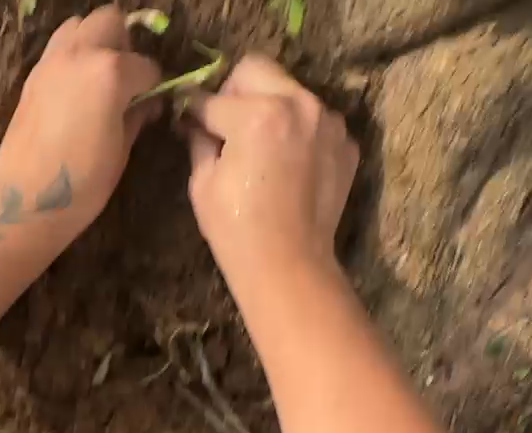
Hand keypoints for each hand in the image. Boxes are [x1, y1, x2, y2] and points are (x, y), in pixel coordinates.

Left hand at [0, 5, 161, 234]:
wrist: (24, 206)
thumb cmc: (81, 187)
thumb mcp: (120, 153)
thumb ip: (136, 117)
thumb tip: (148, 103)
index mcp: (111, 72)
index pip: (146, 66)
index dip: (154, 86)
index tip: (153, 104)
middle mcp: (79, 55)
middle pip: (109, 23)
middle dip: (123, 46)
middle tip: (125, 80)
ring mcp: (50, 63)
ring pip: (78, 27)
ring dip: (93, 43)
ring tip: (98, 80)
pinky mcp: (31, 80)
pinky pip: (56, 50)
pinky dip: (71, 59)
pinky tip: (75, 93)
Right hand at [186, 57, 357, 283]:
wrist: (287, 265)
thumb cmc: (235, 231)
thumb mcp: (202, 186)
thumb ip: (199, 143)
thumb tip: (196, 125)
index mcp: (257, 115)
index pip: (213, 99)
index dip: (193, 112)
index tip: (187, 122)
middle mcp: (298, 104)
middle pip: (255, 70)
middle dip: (234, 93)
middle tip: (224, 127)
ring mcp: (328, 122)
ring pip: (289, 91)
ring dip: (269, 110)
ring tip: (259, 151)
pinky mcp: (344, 142)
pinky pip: (314, 121)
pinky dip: (296, 134)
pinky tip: (286, 168)